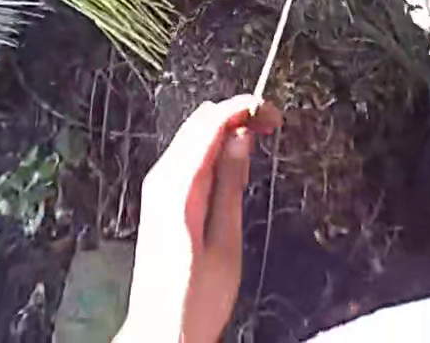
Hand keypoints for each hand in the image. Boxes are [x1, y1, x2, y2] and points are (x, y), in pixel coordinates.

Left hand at [117, 95, 281, 342]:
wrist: (160, 334)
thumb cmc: (195, 299)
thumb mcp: (225, 243)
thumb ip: (230, 183)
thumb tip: (241, 137)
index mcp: (178, 186)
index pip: (210, 123)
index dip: (242, 109)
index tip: (271, 112)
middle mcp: (162, 177)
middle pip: (200, 122)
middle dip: (236, 115)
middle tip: (269, 126)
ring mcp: (158, 184)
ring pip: (194, 134)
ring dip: (225, 129)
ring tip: (254, 146)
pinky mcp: (160, 194)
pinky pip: (189, 153)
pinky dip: (213, 146)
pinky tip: (232, 164)